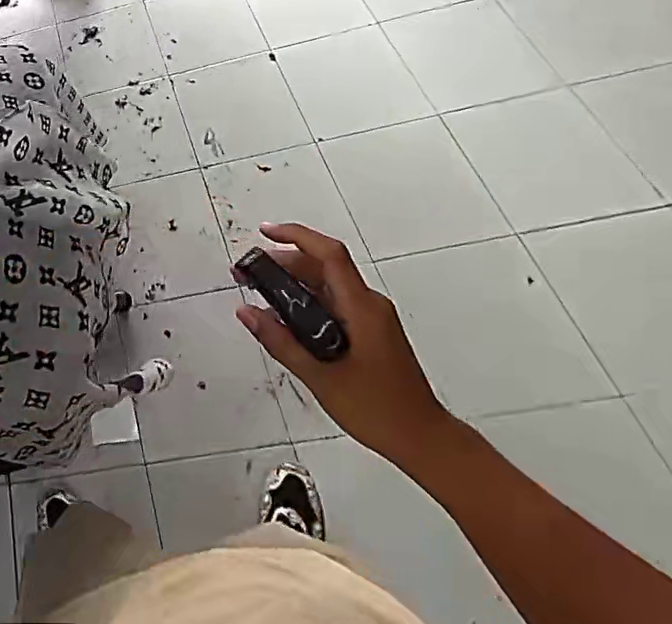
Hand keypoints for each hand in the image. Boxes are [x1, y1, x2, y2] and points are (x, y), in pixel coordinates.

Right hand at [236, 223, 453, 463]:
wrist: (423, 438)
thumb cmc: (380, 412)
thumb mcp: (321, 379)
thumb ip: (282, 343)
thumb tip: (248, 314)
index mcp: (362, 309)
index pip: (329, 255)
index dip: (296, 236)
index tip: (266, 232)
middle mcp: (369, 304)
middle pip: (324, 266)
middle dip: (284, 261)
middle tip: (249, 272)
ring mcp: (372, 316)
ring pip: (329, 283)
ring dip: (295, 281)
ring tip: (260, 291)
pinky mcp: (371, 329)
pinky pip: (336, 301)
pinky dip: (309, 300)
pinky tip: (287, 317)